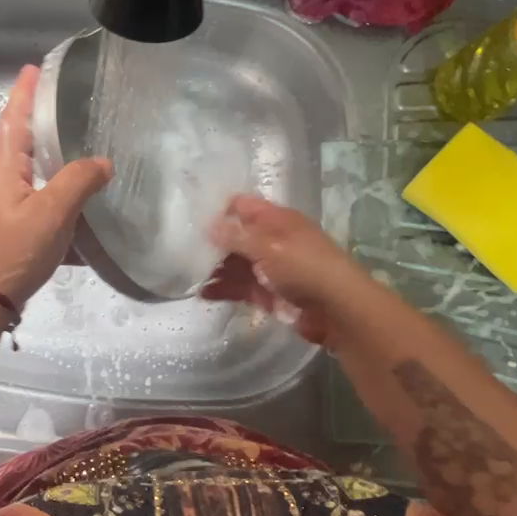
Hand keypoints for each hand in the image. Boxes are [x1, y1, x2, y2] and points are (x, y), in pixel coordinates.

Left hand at [0, 65, 112, 303]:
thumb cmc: (13, 250)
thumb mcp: (52, 213)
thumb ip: (78, 182)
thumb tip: (102, 162)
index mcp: (3, 168)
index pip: (14, 119)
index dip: (24, 93)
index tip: (33, 68)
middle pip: (19, 142)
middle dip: (39, 123)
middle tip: (65, 107)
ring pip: (29, 175)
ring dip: (50, 163)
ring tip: (79, 155)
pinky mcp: (5, 230)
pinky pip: (34, 206)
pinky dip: (55, 203)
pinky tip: (79, 217)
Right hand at [203, 195, 372, 345]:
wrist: (337, 309)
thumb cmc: (305, 267)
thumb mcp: (269, 246)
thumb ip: (237, 236)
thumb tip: (209, 225)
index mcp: (277, 220)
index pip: (244, 206)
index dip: (220, 209)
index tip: (192, 217)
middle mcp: (271, 241)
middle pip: (236, 236)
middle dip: (212, 242)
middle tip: (179, 249)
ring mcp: (269, 268)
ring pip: (235, 264)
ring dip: (214, 269)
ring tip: (187, 274)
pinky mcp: (267, 294)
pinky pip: (240, 287)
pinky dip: (223, 289)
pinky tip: (202, 293)